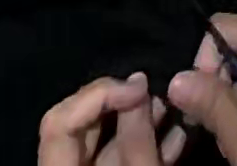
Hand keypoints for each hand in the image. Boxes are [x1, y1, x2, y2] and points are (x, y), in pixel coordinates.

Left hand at [38, 72, 187, 165]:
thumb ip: (136, 138)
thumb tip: (139, 82)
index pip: (60, 121)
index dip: (99, 94)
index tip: (139, 86)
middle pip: (84, 122)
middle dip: (125, 100)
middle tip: (164, 91)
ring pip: (105, 137)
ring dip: (142, 117)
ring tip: (176, 106)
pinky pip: (118, 155)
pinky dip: (146, 140)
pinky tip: (177, 133)